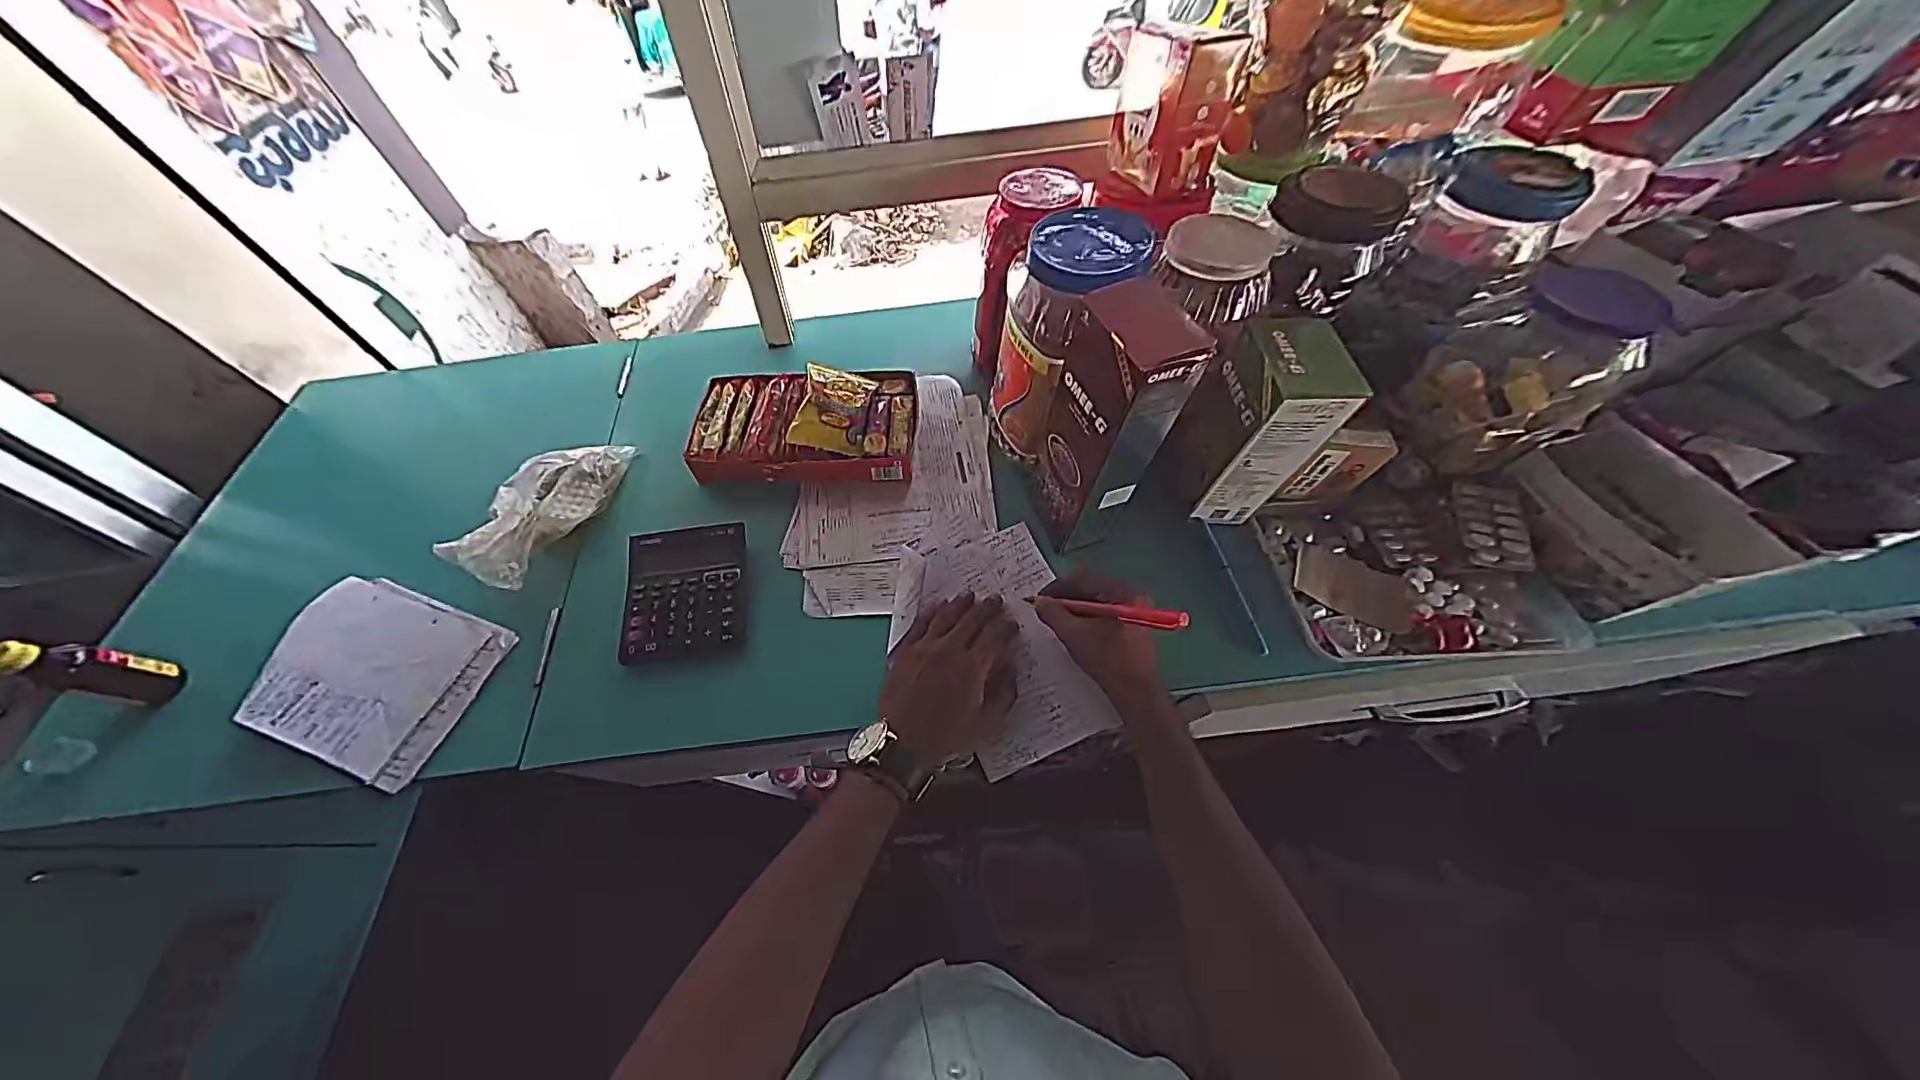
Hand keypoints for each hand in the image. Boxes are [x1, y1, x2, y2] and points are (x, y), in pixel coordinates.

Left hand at [879, 592, 1018, 765]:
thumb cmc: (945, 737)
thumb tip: (1010, 669)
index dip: (1007, 627)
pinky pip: (921, 624)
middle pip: (972, 619)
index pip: (995, 636)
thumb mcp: (987, 723)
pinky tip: (938, 605)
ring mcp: (925, 648)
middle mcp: (949, 651)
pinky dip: (931, 611)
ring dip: (961, 604)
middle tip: (995, 601)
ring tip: (970, 596)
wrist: (902, 744)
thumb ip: (1004, 693)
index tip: (1012, 624)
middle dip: (987, 608)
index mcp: (972, 667)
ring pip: (946, 616)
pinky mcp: (906, 652)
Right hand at [1030, 570, 1172, 718]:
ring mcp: (1136, 608)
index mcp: (1122, 592)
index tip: (1038, 599)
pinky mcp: (1134, 622)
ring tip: (1057, 619)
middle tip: (1045, 609)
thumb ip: (1053, 613)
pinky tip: (1075, 627)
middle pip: (1091, 586)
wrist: (1136, 692)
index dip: (1056, 587)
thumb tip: (1038, 601)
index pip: (1083, 578)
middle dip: (1065, 596)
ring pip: (1097, 598)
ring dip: (1075, 606)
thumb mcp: (1074, 635)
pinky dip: (1087, 615)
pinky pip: (1105, 609)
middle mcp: (1132, 594)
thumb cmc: (1107, 661)